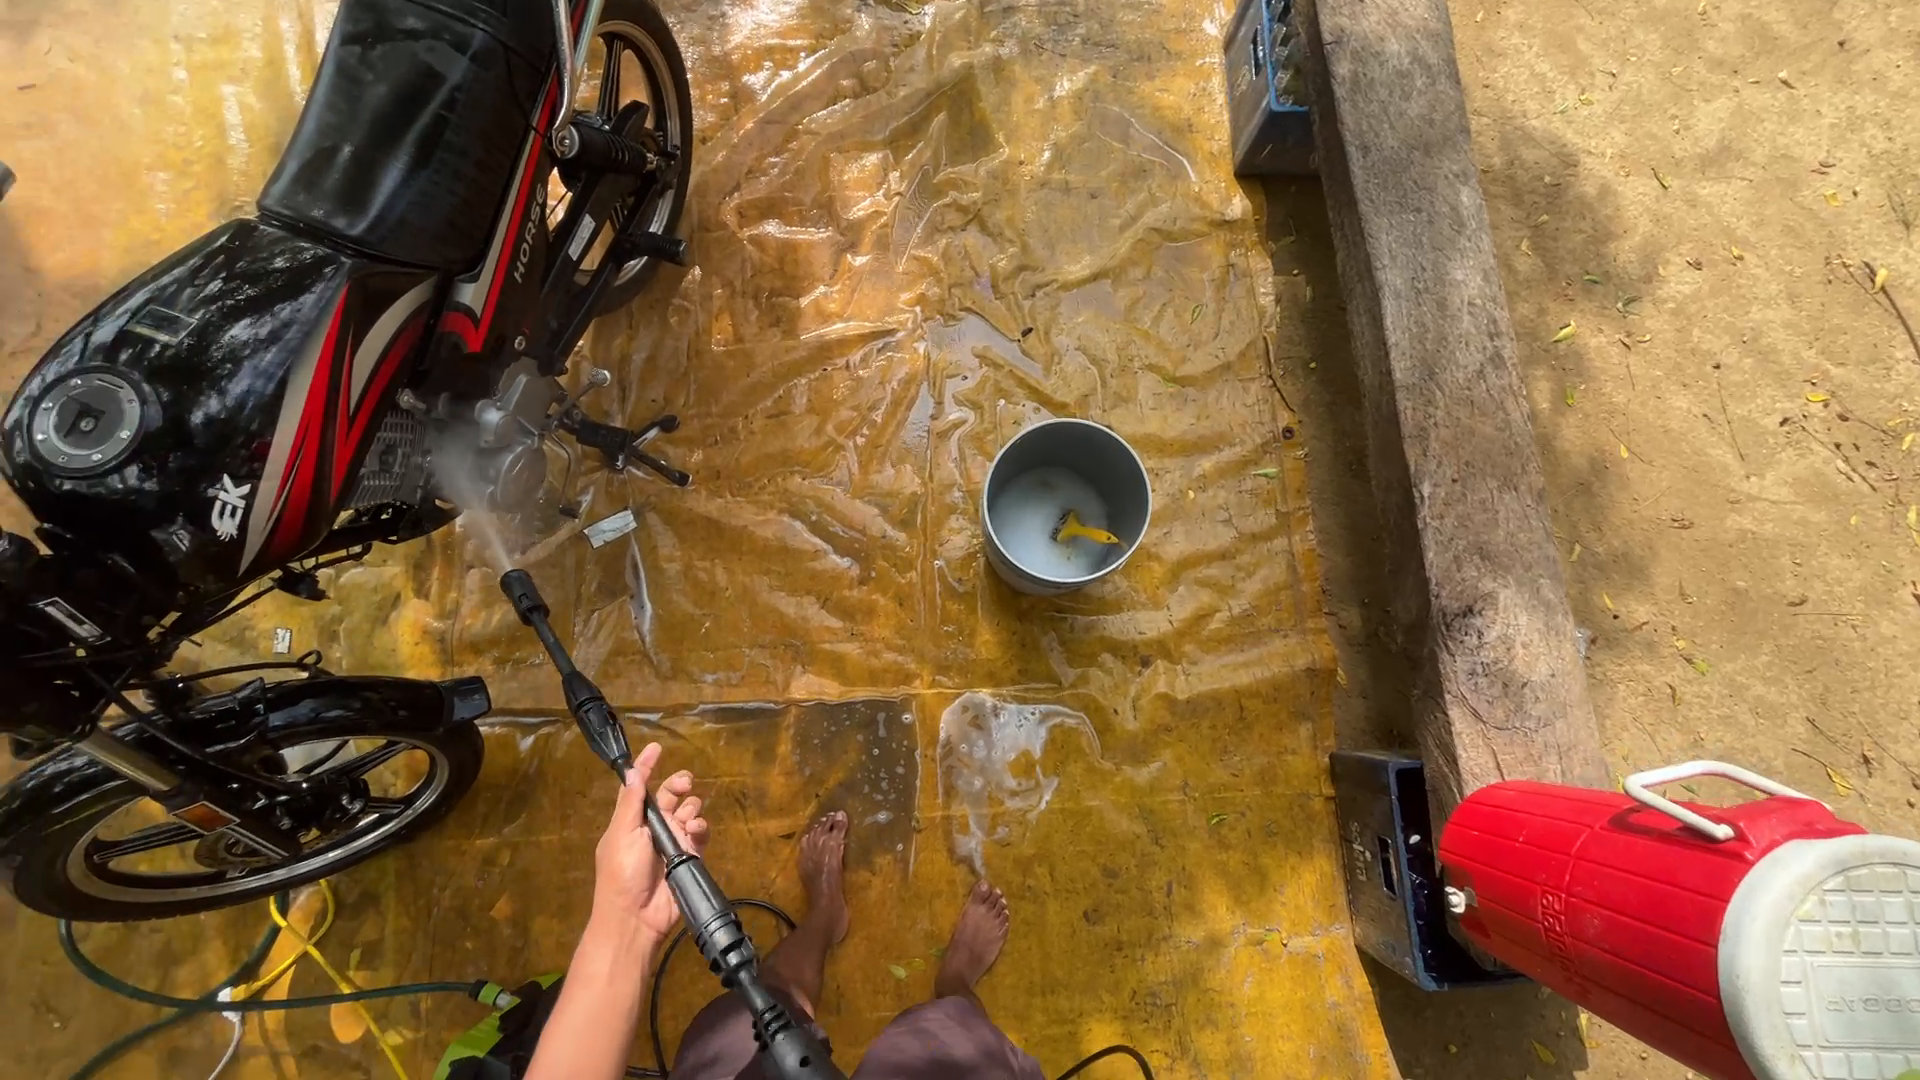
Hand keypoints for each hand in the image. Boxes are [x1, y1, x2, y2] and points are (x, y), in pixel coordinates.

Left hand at [592, 742, 708, 941]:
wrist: (637, 918)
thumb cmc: (621, 874)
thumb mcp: (621, 835)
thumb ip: (631, 803)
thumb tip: (633, 771)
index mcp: (630, 821)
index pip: (638, 787)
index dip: (645, 767)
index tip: (656, 748)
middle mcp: (652, 827)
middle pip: (669, 795)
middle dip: (679, 783)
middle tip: (686, 782)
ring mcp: (672, 841)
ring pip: (688, 810)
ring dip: (690, 807)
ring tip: (686, 818)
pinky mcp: (689, 854)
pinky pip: (700, 831)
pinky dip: (700, 827)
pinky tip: (695, 831)